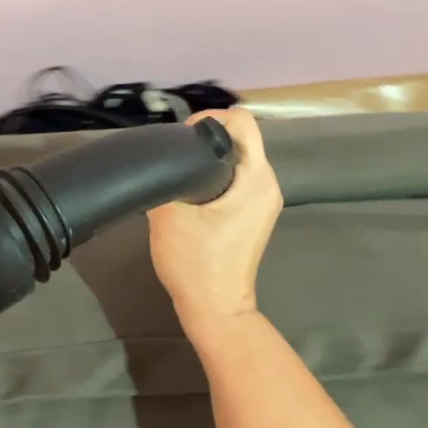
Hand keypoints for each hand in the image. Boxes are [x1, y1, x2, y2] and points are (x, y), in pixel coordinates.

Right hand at [148, 108, 282, 335]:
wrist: (214, 308)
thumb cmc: (195, 263)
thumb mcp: (168, 216)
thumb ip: (165, 179)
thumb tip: (160, 162)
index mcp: (255, 179)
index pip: (242, 122)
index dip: (209, 119)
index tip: (181, 138)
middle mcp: (268, 184)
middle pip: (241, 140)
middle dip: (207, 141)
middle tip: (175, 157)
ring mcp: (265, 202)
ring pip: (239, 161)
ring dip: (211, 161)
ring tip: (180, 175)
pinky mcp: (256, 216)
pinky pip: (239, 181)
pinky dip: (217, 179)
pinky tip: (193, 194)